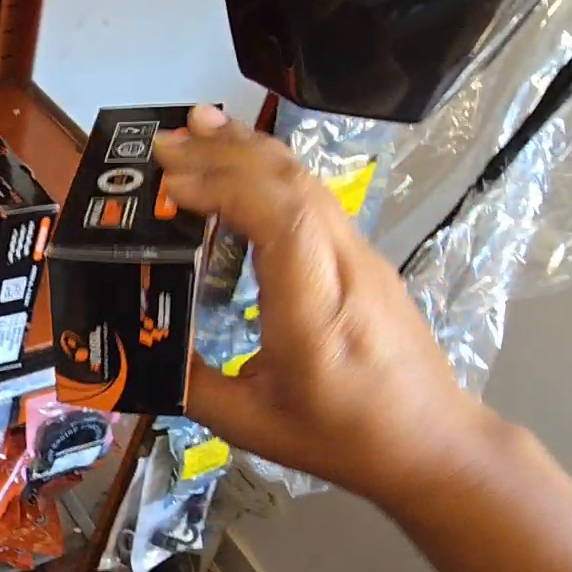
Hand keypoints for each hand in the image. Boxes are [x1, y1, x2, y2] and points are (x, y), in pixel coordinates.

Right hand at [154, 105, 503, 506]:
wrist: (429, 442)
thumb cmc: (338, 436)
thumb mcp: (246, 423)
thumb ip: (188, 383)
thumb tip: (142, 347)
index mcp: (313, 313)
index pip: (284, 221)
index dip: (226, 189)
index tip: (171, 189)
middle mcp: (343, 269)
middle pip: (291, 185)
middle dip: (223, 155)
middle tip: (160, 144)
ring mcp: (359, 257)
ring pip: (306, 182)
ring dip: (246, 150)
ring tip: (195, 129)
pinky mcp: (360, 257)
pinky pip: (312, 198)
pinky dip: (268, 170)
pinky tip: (241, 163)